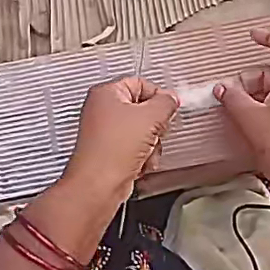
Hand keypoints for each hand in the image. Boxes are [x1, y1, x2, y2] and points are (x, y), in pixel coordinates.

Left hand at [58, 77, 177, 201]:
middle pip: (143, 110)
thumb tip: (171, 99)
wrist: (98, 186)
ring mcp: (105, 132)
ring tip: (144, 151)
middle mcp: (103, 110)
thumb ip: (166, 103)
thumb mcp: (150, 118)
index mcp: (107, 93)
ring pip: (142, 132)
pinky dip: (142, 157)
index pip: (141, 83)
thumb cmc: (111, 150)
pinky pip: (136, 149)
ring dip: (151, 144)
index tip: (168, 107)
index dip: (158, 96)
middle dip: (155, 126)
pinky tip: (139, 163)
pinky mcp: (110, 152)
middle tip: (154, 132)